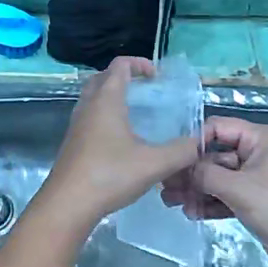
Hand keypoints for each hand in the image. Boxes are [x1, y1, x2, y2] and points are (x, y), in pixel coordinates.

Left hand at [33, 57, 199, 233]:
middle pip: (103, 77)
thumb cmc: (110, 175)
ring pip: (94, 97)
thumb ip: (181, 151)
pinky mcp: (73, 141)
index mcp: (106, 99)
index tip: (157, 77)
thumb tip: (199, 143)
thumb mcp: (154, 163)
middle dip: (125, 77)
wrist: (68, 202)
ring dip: (113, 96)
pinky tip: (122, 138)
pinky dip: (106, 115)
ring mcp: (77, 123)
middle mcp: (88, 105)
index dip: (139, 64)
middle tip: (146, 90)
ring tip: (136, 113)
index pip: (120, 65)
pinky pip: (90, 115)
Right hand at [162, 116, 267, 266]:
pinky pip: (226, 195)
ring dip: (197, 190)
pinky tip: (192, 213)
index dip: (194, 142)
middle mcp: (258, 152)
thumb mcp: (237, 188)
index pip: (218, 128)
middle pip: (215, 155)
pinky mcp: (256, 200)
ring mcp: (257, 178)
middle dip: (191, 173)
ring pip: (218, 178)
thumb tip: (182, 168)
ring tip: (173, 204)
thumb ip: (204, 173)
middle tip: (166, 188)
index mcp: (260, 138)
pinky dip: (210, 202)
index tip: (173, 160)